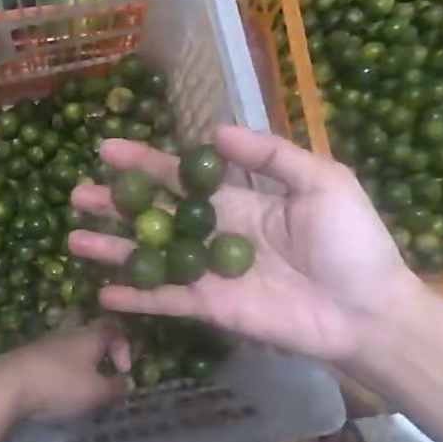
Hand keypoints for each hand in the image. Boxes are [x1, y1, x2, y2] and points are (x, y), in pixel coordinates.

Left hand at [0, 321, 133, 421]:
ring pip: (71, 349)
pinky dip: (61, 373)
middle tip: (103, 380)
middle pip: (91, 337)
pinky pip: (53, 360)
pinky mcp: (27, 356)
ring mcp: (45, 343)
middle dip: (101, 357)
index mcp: (90, 335)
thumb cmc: (59, 385)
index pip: (114, 329)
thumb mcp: (96, 393)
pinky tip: (56, 392)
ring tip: (81, 391)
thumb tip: (129, 382)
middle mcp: (69, 332)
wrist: (5, 386)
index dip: (124, 348)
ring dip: (80, 367)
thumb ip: (117, 388)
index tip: (123, 372)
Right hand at [68, 125, 425, 363]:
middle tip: (78, 193)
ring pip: (152, 258)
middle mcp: (216, 234)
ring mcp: (210, 274)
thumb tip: (214, 132)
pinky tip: (101, 291)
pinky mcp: (212, 309)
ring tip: (74, 236)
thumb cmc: (352, 241)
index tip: (107, 148)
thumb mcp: (321, 180)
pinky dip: (135, 297)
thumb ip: (269, 155)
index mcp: (240, 200)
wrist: (368, 308)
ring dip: (114, 249)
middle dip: (118, 204)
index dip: (145, 162)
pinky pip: (166, 301)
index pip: (182, 178)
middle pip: (156, 216)